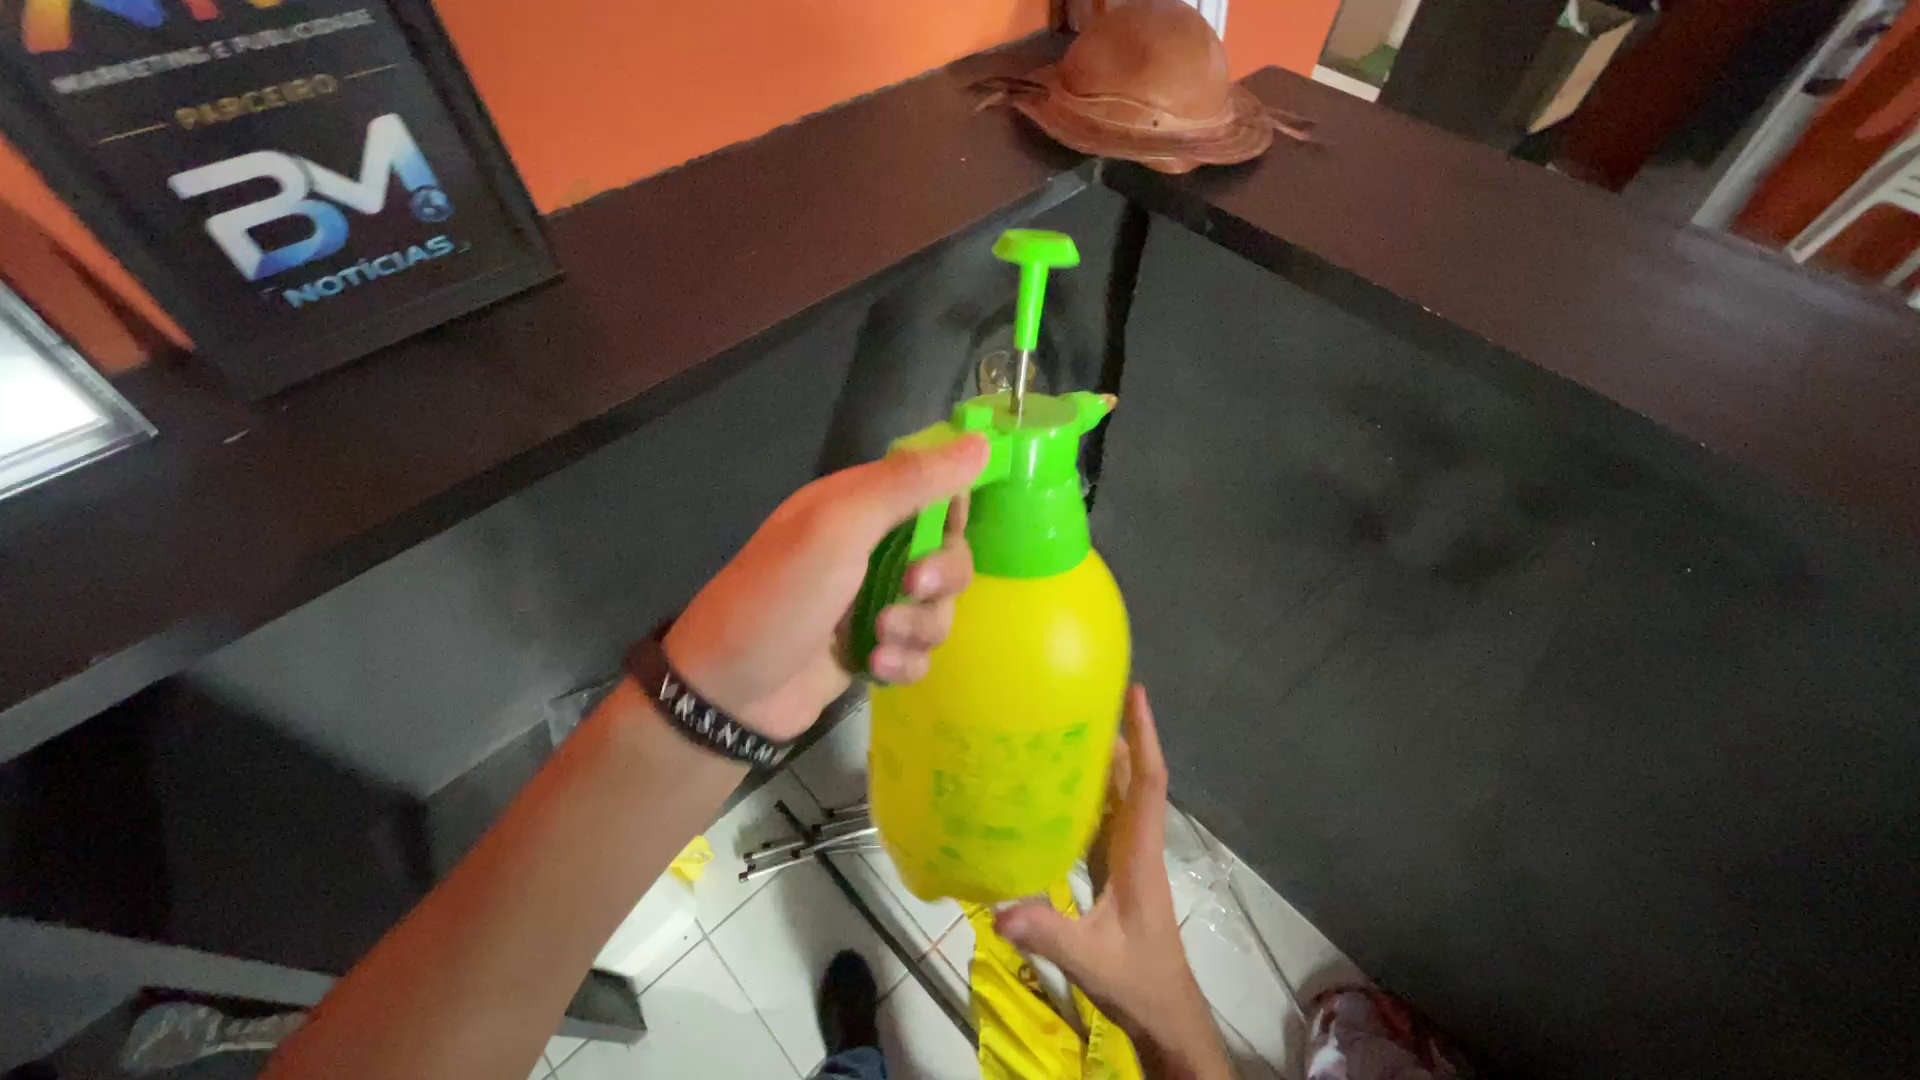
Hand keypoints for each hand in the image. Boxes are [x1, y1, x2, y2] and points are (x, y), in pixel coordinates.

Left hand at [662, 435, 988, 741]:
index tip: (952, 528)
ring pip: (940, 608)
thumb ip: (910, 483)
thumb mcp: (840, 526)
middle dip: (941, 576)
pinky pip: (921, 652)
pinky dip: (905, 662)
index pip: (934, 487)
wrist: (729, 692)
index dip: (955, 505)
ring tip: (877, 640)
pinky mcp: (875, 649)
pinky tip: (874, 668)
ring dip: (919, 626)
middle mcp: (873, 549)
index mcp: (861, 506)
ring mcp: (874, 603)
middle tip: (910, 588)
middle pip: (949, 553)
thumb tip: (981, 442)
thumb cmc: (780, 596)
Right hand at [996, 686, 1230, 1079]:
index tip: (1135, 692)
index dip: (1145, 736)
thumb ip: (1050, 933)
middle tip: (1077, 700)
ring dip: (1100, 761)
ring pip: (1119, 796)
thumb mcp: (1093, 960)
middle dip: (1115, 735)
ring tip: (1061, 730)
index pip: (1149, 784)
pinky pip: (1102, 818)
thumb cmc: (1140, 982)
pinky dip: (1085, 795)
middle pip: (1133, 778)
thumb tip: (999, 909)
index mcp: (1140, 853)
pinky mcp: (1115, 870)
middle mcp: (1137, 845)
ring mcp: (1128, 857)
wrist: (1166, 1015)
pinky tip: (1052, 790)